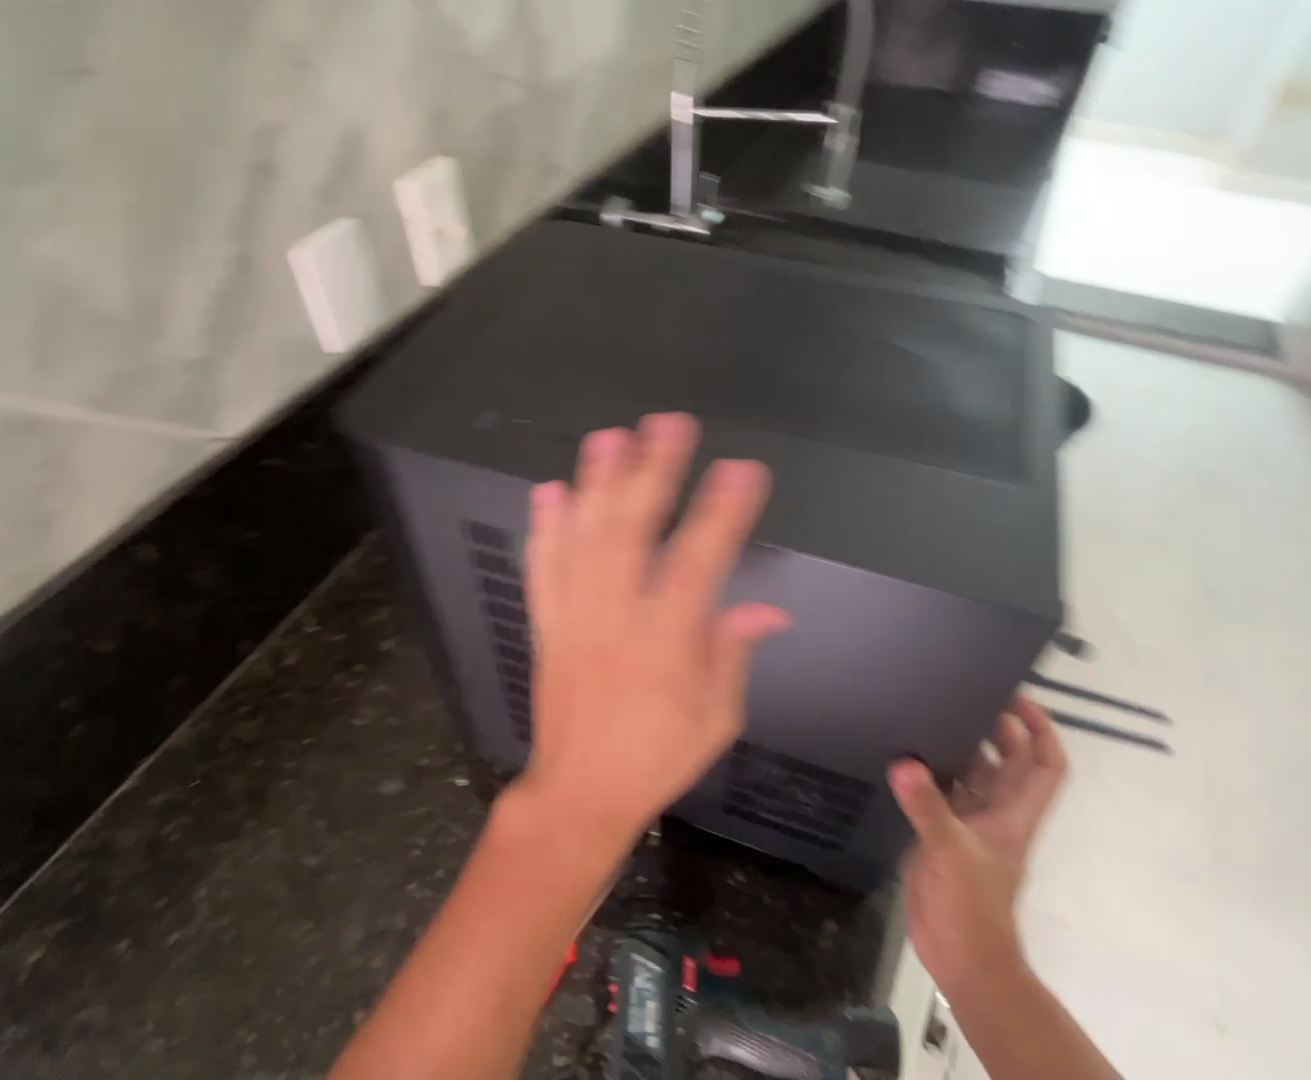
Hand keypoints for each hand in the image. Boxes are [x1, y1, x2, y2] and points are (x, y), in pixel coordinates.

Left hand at [515, 413, 790, 841]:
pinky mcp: (545, 627)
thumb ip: (732, 655)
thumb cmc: (656, 759)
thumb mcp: (716, 719)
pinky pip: (541, 572)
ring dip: (596, 484)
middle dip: (652, 473)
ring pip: (583, 541)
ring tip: (609, 437)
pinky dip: (543, 530)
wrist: (578, 794)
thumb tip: (768, 611)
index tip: (741, 468)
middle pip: (632, 534)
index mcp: (665, 644)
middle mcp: (616, 620)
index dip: (721, 513)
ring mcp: (574, 619)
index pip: (699, 564)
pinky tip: (549, 490)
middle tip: (668, 424)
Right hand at [888, 695, 1066, 991]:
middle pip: (1008, 763)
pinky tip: (904, 759)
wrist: (961, 956)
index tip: (1018, 698)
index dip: (1041, 730)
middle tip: (964, 697)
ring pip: (973, 776)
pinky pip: (941, 796)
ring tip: (931, 717)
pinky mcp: (942, 838)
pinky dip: (928, 776)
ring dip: (959, 750)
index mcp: (1015, 814)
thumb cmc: (972, 905)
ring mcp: (970, 826)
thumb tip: (903, 761)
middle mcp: (997, 814)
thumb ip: (928, 806)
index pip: (1044, 764)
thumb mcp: (951, 850)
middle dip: (996, 729)